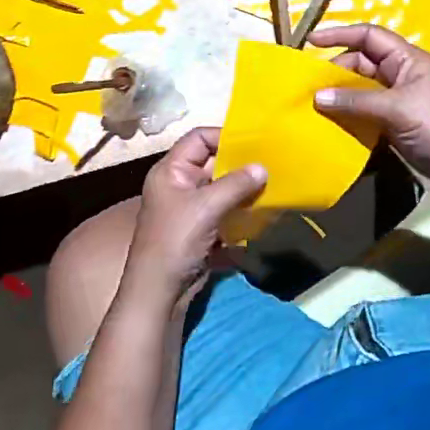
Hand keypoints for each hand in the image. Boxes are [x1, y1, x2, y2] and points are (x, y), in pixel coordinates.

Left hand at [120, 128, 265, 308]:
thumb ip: (236, 184)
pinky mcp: (201, 226)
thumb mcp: (206, 207)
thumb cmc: (175, 241)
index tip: (254, 141)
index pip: (199, 138)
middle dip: (240, 162)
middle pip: (213, 160)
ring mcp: (190, 206)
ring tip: (270, 183)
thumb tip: (263, 167)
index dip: (224, 135)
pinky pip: (225, 207)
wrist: (159, 293)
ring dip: (244, 186)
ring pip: (222, 185)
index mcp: (171, 170)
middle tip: (269, 162)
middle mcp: (179, 183)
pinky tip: (261, 207)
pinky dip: (241, 206)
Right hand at [308, 24, 429, 181]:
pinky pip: (366, 110)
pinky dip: (349, 114)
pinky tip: (330, 123)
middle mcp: (400, 73)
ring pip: (362, 88)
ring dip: (340, 95)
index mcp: (406, 59)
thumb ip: (357, 102)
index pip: (369, 36)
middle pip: (362, 62)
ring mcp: (398, 98)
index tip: (310, 42)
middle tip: (307, 85)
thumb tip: (318, 97)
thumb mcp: (397, 109)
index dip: (340, 34)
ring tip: (311, 104)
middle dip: (336, 70)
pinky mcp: (395, 120)